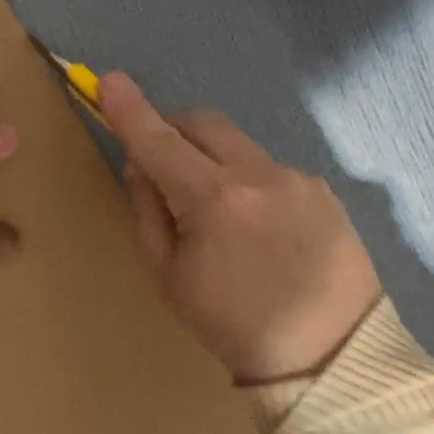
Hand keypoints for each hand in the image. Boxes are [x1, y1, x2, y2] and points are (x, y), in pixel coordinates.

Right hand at [101, 72, 381, 383]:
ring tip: (202, 205)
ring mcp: (300, 179)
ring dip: (208, 156)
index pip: (160, 142)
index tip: (108, 82)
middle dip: (171, 126)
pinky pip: (268, 169)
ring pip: (238, 146)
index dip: (130, 112)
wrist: (326, 352)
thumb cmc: (227, 320)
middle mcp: (261, 174)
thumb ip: (148, 212)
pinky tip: (246, 223)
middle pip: (205, 124)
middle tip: (150, 149)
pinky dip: (241, 178)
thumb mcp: (166, 274)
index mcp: (214, 199)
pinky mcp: (324, 192)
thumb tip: (141, 168)